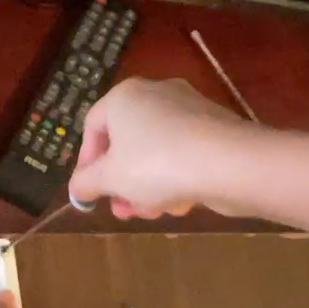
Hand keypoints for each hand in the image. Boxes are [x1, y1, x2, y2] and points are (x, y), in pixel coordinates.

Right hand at [67, 77, 259, 218]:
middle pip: (126, 143)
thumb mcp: (109, 179)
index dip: (86, 163)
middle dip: (121, 183)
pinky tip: (179, 203)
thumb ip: (86, 183)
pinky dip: (175, 178)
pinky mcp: (214, 127)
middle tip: (122, 210)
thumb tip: (77, 188)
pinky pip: (183, 154)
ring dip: (147, 187)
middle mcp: (155, 94)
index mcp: (124, 97)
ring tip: (153, 214)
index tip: (90, 191)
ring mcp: (188, 108)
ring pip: (155, 153)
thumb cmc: (157, 165)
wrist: (231, 163)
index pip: (92, 127)